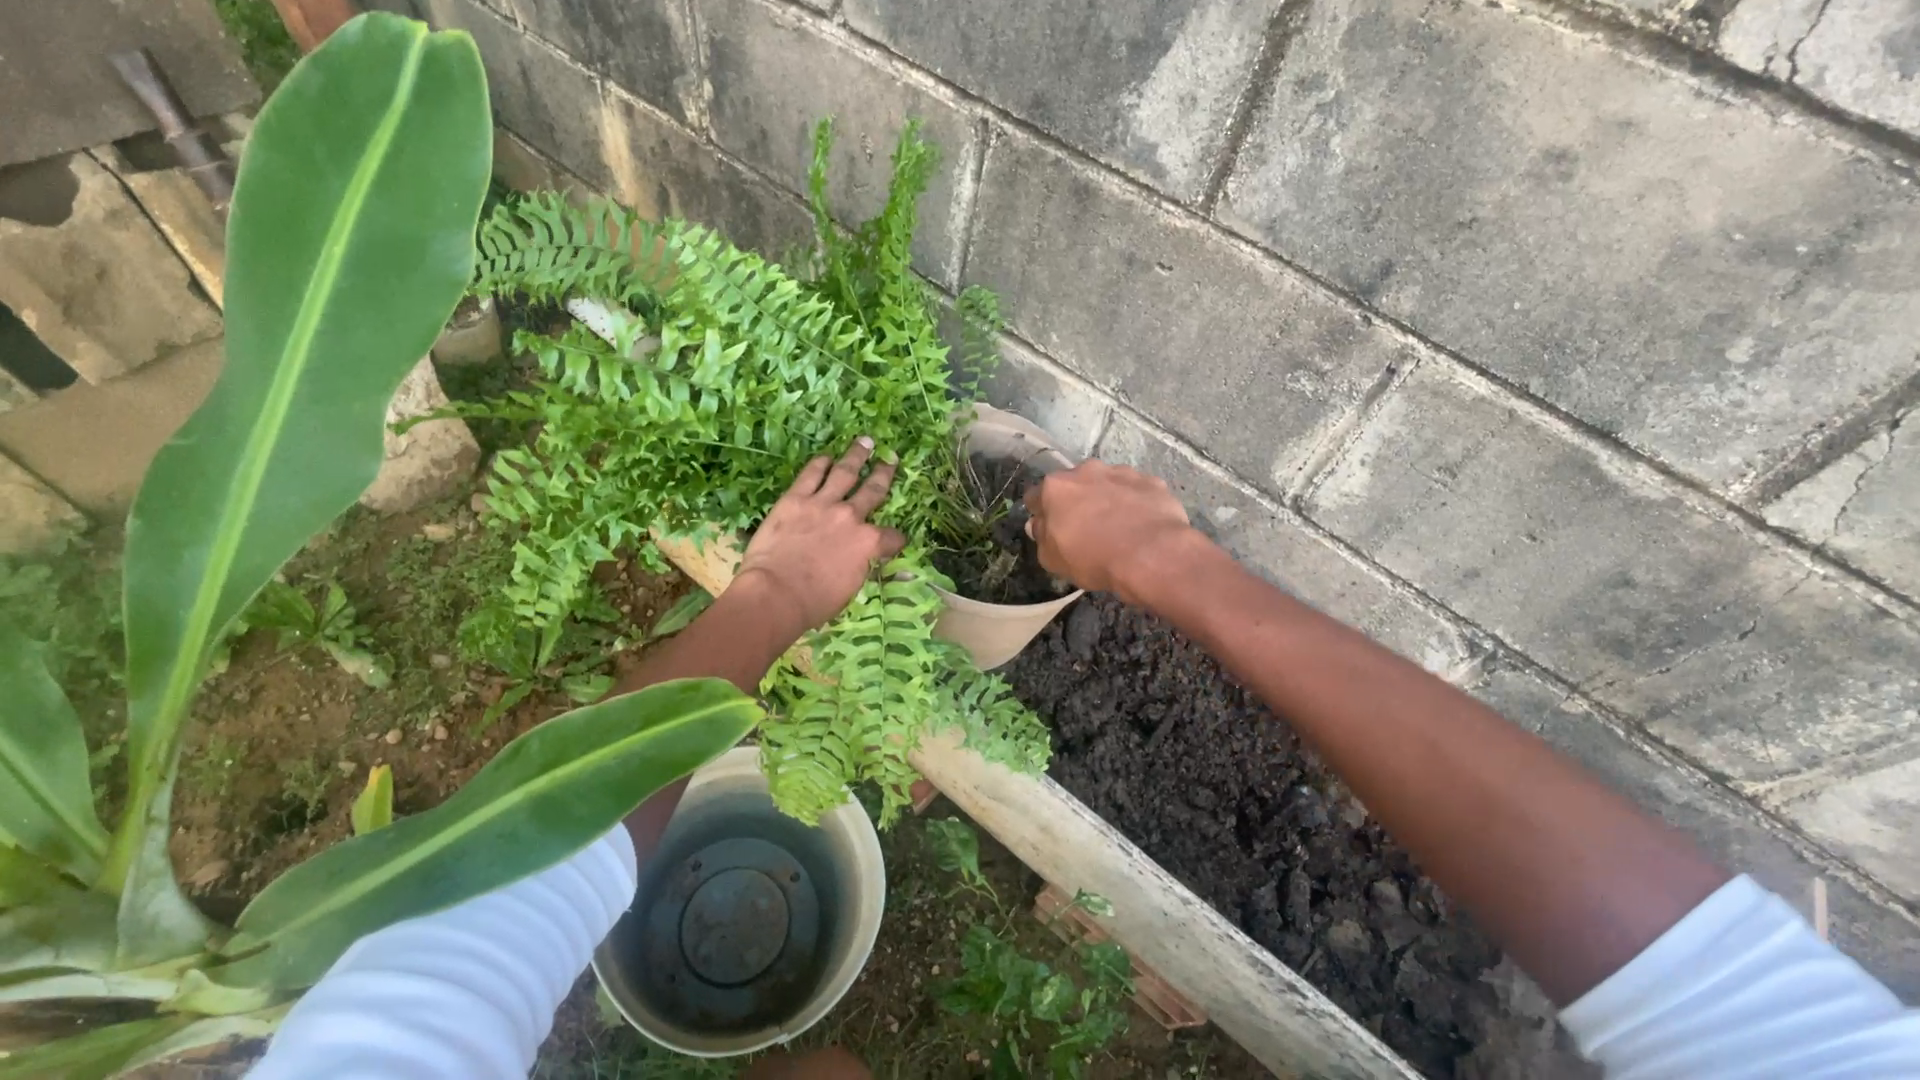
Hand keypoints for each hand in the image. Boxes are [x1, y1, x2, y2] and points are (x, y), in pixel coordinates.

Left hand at [736, 438, 906, 632]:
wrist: (777, 593)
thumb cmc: (815, 602)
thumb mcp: (851, 588)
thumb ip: (860, 566)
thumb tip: (865, 561)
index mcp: (869, 543)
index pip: (892, 537)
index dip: (895, 540)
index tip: (895, 541)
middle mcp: (851, 516)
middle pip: (873, 490)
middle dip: (884, 474)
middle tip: (891, 459)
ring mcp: (823, 504)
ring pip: (845, 472)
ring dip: (857, 456)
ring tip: (865, 442)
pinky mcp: (795, 498)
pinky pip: (811, 474)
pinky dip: (820, 464)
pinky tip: (826, 457)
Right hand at [1024, 461, 1208, 605]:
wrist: (1151, 554)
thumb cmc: (1093, 558)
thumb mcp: (1053, 560)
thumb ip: (1041, 537)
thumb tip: (1038, 525)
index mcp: (1055, 488)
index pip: (1036, 496)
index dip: (1041, 514)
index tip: (1050, 529)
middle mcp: (1085, 471)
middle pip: (1073, 485)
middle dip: (1076, 502)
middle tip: (1086, 528)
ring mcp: (1120, 473)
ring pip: (1106, 484)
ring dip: (1107, 499)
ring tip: (1119, 526)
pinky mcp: (1150, 481)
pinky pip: (1136, 490)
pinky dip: (1135, 503)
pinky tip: (1142, 524)